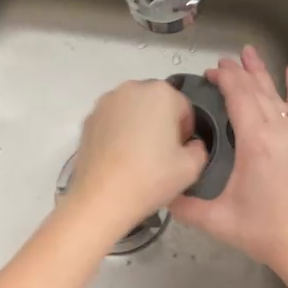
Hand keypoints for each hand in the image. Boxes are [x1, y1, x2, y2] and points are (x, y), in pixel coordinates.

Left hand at [64, 80, 207, 232]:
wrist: (101, 198)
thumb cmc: (150, 178)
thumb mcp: (192, 168)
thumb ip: (199, 148)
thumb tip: (190, 145)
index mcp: (162, 93)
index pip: (184, 108)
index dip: (186, 131)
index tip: (179, 152)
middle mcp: (132, 88)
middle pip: (156, 104)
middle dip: (162, 123)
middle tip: (161, 154)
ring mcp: (106, 102)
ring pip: (133, 110)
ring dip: (139, 125)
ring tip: (138, 156)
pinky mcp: (88, 118)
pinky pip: (113, 120)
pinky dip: (118, 132)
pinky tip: (119, 157)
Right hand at [171, 46, 287, 274]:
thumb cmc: (265, 232)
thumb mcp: (218, 220)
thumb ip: (186, 206)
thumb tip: (164, 195)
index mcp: (257, 142)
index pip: (239, 96)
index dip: (224, 79)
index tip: (209, 72)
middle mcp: (280, 131)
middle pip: (257, 90)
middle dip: (238, 73)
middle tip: (220, 63)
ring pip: (277, 94)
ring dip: (261, 73)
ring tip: (249, 53)